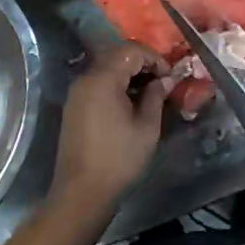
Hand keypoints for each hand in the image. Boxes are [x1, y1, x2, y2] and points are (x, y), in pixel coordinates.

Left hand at [50, 43, 168, 218]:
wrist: (81, 193)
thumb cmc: (119, 159)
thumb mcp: (146, 127)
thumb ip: (156, 96)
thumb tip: (165, 80)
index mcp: (103, 79)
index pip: (131, 51)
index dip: (154, 58)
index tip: (169, 76)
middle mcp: (86, 79)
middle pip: (117, 56)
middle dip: (142, 64)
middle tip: (162, 82)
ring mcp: (77, 93)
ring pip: (107, 69)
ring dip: (129, 75)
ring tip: (150, 93)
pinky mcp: (74, 107)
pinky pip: (98, 84)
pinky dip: (116, 85)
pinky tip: (130, 103)